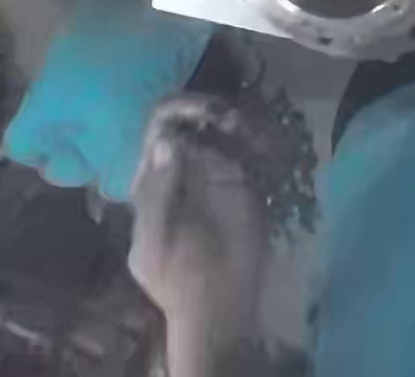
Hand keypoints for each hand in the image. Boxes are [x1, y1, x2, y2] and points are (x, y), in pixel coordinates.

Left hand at [128, 97, 267, 336]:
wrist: (218, 309)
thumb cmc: (175, 279)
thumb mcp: (153, 245)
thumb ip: (157, 193)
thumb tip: (167, 140)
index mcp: (154, 175)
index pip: (161, 126)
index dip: (178, 110)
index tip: (202, 111)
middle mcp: (183, 162)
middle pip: (191, 117)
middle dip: (208, 106)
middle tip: (228, 115)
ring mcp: (213, 167)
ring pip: (220, 125)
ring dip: (232, 115)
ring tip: (245, 125)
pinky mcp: (241, 177)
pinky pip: (245, 145)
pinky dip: (253, 133)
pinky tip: (262, 137)